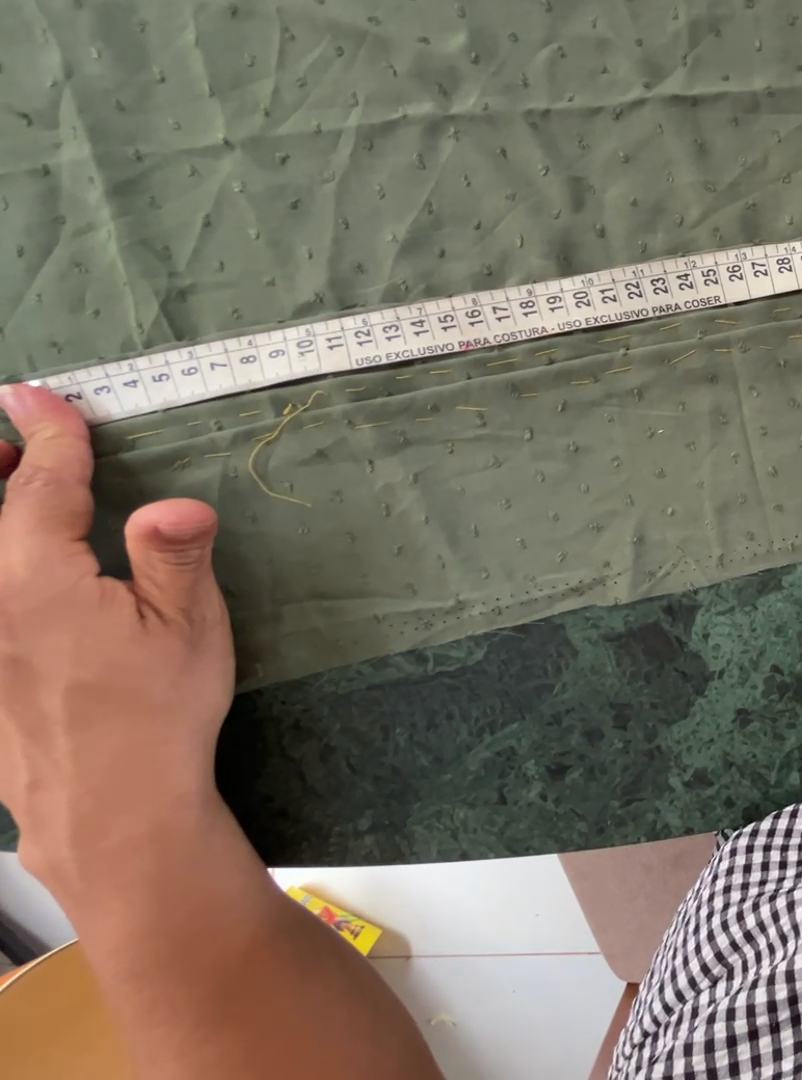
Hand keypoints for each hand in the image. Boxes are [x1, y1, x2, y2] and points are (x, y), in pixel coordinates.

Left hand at [0, 384, 234, 896]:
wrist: (107, 795)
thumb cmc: (162, 704)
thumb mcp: (191, 628)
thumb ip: (174, 559)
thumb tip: (176, 502)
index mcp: (34, 581)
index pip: (40, 491)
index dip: (49, 440)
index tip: (39, 397)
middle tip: (8, 437)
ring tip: (8, 490)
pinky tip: (17, 564)